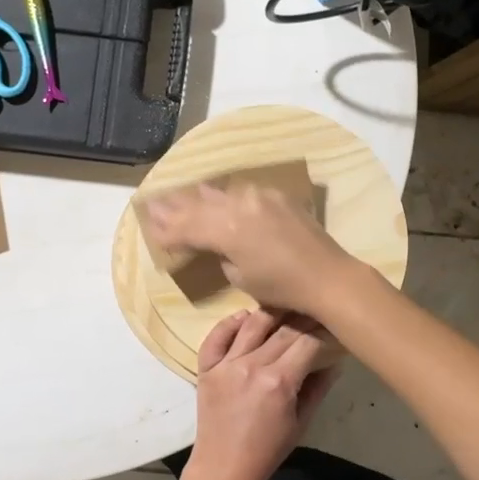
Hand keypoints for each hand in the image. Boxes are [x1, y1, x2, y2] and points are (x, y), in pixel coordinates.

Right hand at [140, 183, 361, 317]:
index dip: (167, 231)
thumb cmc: (281, 287)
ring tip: (176, 195)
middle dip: (173, 208)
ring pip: (218, 194)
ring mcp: (258, 196)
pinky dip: (222, 196)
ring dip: (196, 197)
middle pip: (197, 205)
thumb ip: (221, 254)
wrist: (327, 275)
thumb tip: (216, 243)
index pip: (187, 227)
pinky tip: (213, 194)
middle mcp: (238, 205)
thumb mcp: (240, 277)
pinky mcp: (275, 196)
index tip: (151, 231)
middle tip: (152, 204)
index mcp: (226, 229)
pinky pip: (240, 192)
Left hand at [187, 309, 340, 479]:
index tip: (333, 324)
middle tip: (315, 310)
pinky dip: (230, 322)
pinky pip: (216, 335)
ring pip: (252, 324)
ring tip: (284, 306)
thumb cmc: (268, 449)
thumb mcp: (301, 421)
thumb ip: (318, 387)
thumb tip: (335, 359)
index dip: (323, 330)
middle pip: (283, 329)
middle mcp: (251, 365)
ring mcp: (226, 364)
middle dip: (303, 317)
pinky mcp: (206, 366)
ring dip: (271, 312)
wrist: (224, 467)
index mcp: (279, 381)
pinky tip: (245, 317)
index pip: (307, 342)